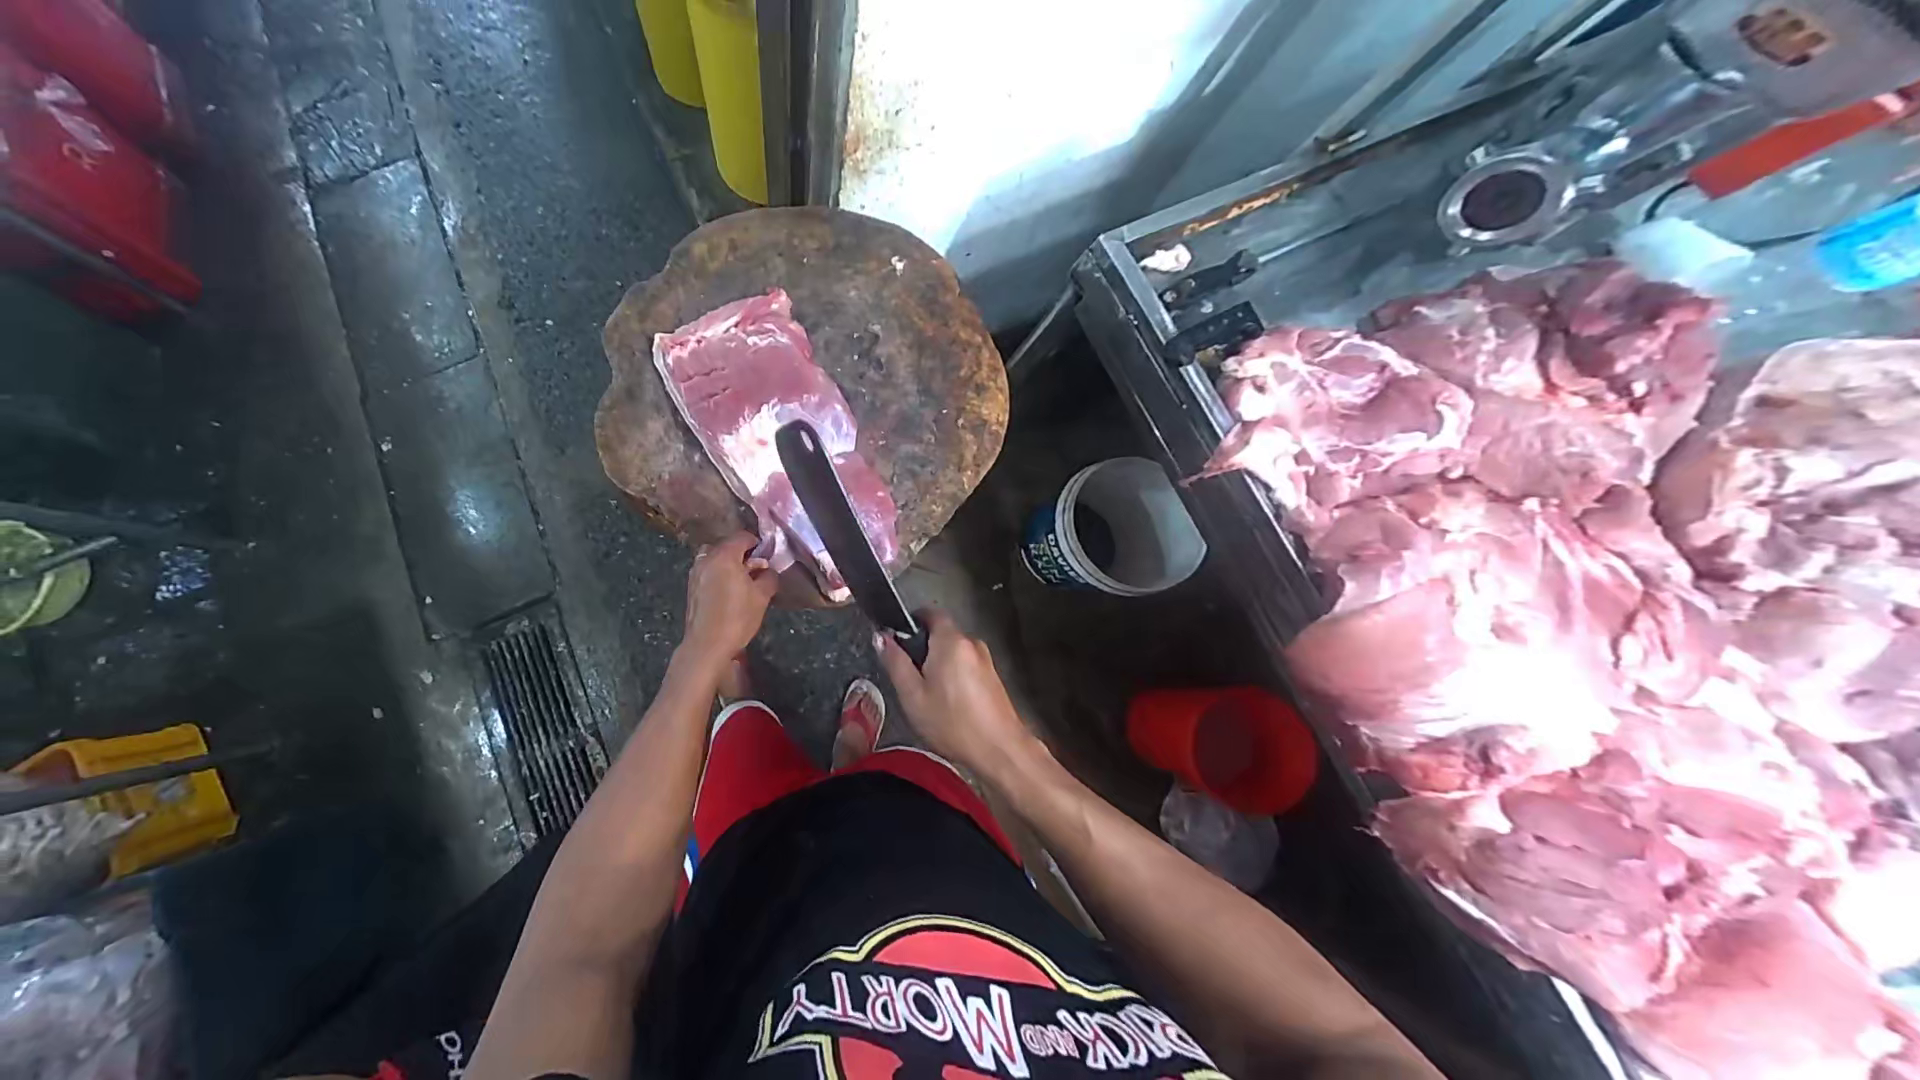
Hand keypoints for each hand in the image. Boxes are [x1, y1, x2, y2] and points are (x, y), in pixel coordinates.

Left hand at [680, 532, 777, 666]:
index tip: (768, 557)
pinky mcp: (691, 588)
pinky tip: (729, 592)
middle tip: (756, 570)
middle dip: (743, 554)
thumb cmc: (737, 617)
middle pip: (726, 546)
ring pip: (715, 559)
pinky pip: (708, 571)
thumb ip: (769, 577)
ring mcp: (695, 574)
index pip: (742, 537)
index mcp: (724, 556)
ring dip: (729, 564)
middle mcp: (706, 559)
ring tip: (743, 582)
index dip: (758, 544)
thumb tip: (768, 571)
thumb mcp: (762, 596)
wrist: (707, 645)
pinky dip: (719, 574)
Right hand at [874, 609, 1036, 777]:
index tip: (898, 639)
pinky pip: (967, 667)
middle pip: (942, 634)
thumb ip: (895, 662)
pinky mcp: (993, 677)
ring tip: (928, 696)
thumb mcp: (912, 695)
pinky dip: (954, 677)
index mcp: (951, 641)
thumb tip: (882, 636)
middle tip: (909, 678)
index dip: (912, 621)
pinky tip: (948, 704)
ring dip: (940, 666)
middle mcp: (972, 643)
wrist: (998, 749)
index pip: (931, 613)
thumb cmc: (952, 723)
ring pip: (954, 653)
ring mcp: (986, 660)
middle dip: (924, 649)